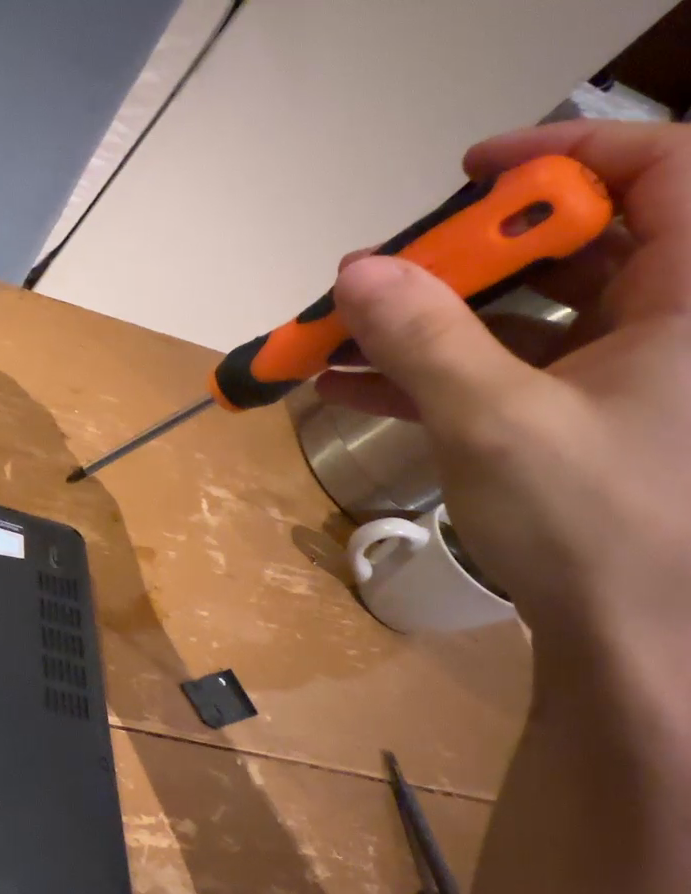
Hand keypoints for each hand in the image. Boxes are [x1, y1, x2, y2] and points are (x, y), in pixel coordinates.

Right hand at [315, 121, 690, 633]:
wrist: (641, 642)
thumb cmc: (599, 523)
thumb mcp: (496, 422)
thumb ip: (423, 339)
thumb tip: (355, 271)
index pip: (661, 173)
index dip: (564, 156)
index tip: (465, 174)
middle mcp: (674, 322)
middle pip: (572, 246)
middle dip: (461, 258)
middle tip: (375, 278)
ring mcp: (627, 374)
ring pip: (525, 314)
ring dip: (423, 323)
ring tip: (332, 338)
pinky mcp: (581, 418)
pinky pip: (503, 370)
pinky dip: (427, 372)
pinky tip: (345, 385)